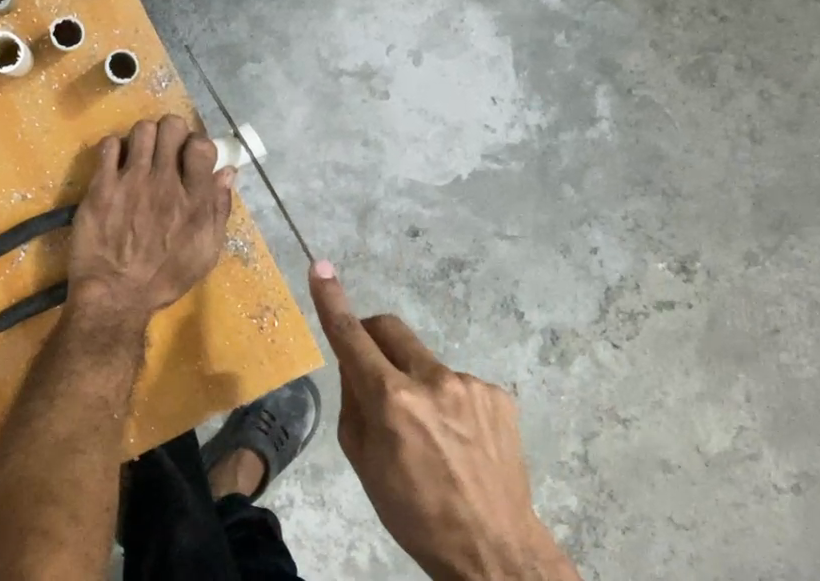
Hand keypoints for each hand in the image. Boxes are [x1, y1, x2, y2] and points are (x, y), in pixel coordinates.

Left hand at [66, 116, 233, 330]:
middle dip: (170, 132)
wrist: (115, 295)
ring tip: (139, 154)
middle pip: (171, 127)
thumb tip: (226, 172)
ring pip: (141, 129)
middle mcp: (165, 183)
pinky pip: (109, 145)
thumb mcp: (206, 253)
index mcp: (195, 200)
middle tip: (163, 149)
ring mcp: (131, 181)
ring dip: (143, 137)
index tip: (188, 155)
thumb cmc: (164, 279)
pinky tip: (115, 164)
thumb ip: (219, 210)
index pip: (201, 145)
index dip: (195, 143)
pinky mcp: (102, 186)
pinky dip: (114, 148)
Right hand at [309, 262, 579, 580]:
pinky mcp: (499, 397)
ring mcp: (471, 386)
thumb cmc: (414, 511)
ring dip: (415, 382)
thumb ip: (353, 402)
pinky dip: (448, 401)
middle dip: (373, 338)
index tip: (320, 268)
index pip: (351, 336)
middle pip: (390, 328)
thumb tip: (355, 366)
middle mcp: (432, 381)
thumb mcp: (363, 460)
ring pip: (424, 362)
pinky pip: (457, 384)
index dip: (331, 299)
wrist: (496, 552)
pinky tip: (460, 440)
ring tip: (431, 434)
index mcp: (392, 399)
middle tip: (371, 369)